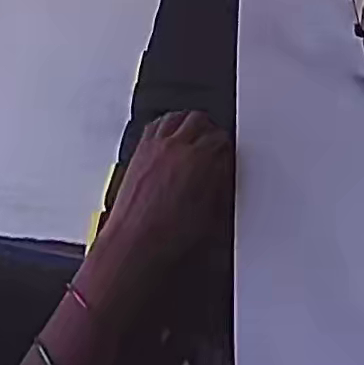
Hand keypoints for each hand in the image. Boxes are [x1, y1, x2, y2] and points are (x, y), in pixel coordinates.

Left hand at [98, 111, 233, 271]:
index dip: (227, 148)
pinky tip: (169, 137)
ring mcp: (155, 146)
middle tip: (214, 143)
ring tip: (193, 136)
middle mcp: (176, 147)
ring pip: (176, 117)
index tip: (227, 156)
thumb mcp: (212, 217)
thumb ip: (221, 189)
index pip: (221, 138)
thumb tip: (224, 179)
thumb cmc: (168, 239)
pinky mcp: (139, 151)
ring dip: (187, 124)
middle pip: (199, 120)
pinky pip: (155, 125)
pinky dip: (166, 126)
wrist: (136, 247)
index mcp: (200, 160)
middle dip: (210, 130)